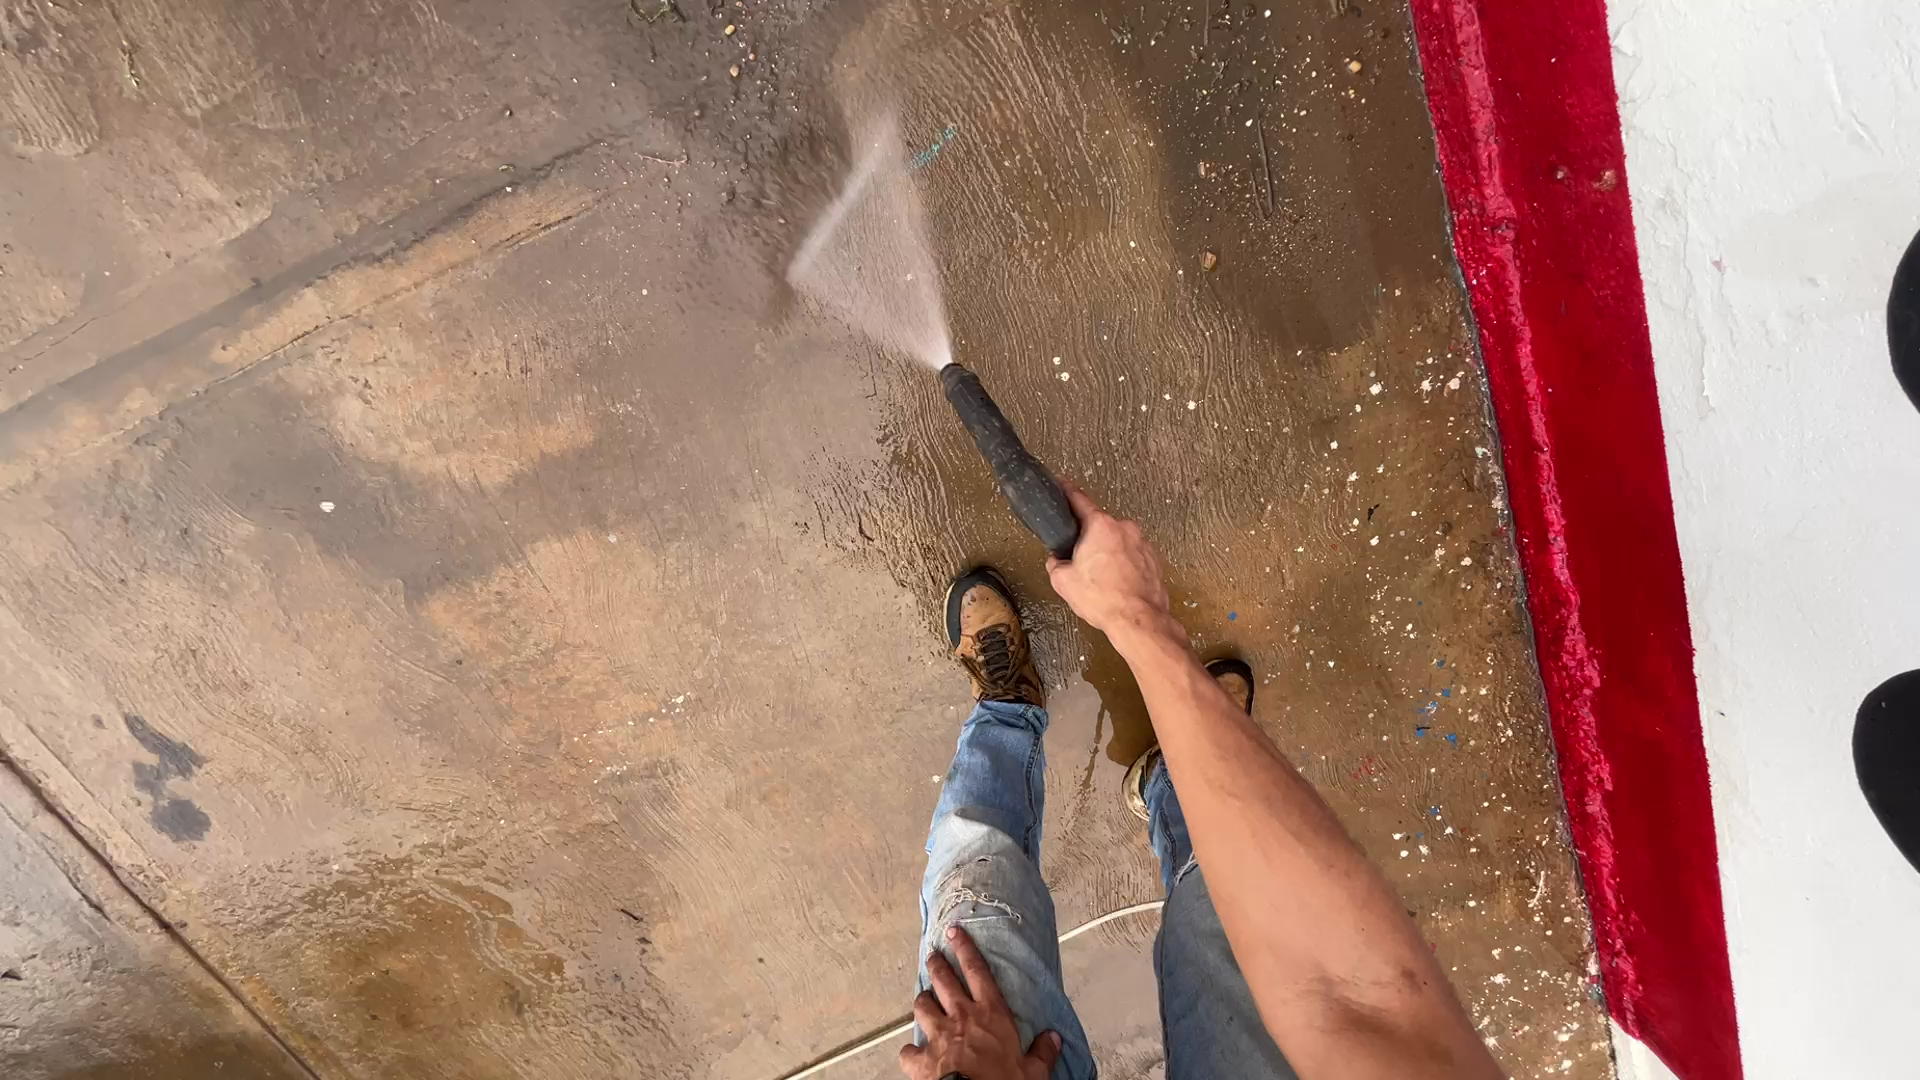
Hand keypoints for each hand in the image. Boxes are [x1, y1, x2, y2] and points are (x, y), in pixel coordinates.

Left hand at [898, 925, 1062, 1079]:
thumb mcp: (1034, 1073)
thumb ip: (1043, 1052)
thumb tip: (1055, 1038)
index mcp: (991, 1013)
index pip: (976, 970)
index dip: (964, 948)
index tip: (954, 931)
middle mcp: (962, 1015)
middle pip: (944, 980)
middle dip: (937, 965)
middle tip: (933, 957)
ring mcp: (940, 1035)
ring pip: (923, 1005)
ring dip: (922, 1001)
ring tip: (923, 998)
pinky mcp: (923, 1059)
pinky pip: (909, 1051)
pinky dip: (909, 1053)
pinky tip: (911, 1054)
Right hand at [1046, 485, 1177, 647]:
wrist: (1137, 620)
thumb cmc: (1105, 599)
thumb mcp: (1063, 581)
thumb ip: (1055, 563)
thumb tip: (1057, 561)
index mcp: (1100, 526)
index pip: (1079, 500)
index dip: (1067, 491)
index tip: (1063, 484)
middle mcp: (1124, 529)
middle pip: (1099, 527)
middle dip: (1089, 542)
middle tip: (1081, 564)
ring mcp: (1142, 544)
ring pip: (1117, 544)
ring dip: (1108, 556)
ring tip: (1101, 581)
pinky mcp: (1153, 560)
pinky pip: (1132, 558)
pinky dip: (1123, 567)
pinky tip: (1116, 585)